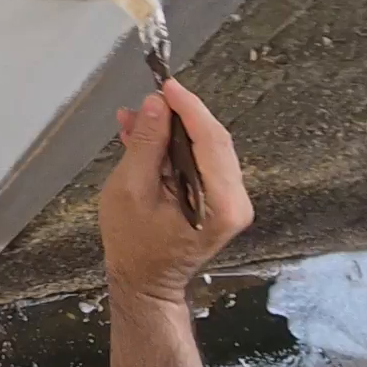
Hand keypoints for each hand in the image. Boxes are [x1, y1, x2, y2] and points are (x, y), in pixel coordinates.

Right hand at [99, 80, 252, 306]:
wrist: (144, 282)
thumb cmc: (133, 242)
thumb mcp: (131, 189)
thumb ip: (146, 145)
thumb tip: (157, 104)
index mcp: (222, 203)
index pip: (211, 140)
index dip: (189, 108)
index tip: (166, 84)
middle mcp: (235, 199)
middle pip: (211, 140)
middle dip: (176, 116)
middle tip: (143, 103)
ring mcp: (228, 199)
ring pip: (203, 147)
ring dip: (169, 129)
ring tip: (132, 120)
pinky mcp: (216, 197)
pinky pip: (197, 160)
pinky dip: (171, 145)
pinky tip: (141, 136)